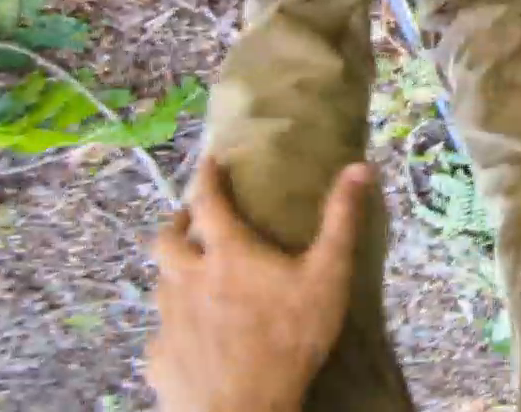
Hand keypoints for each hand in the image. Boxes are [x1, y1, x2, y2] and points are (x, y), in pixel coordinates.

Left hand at [146, 157, 373, 411]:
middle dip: (177, 222)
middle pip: (165, 242)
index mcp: (228, 255)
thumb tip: (360, 166)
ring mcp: (168, 323)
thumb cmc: (290, 337)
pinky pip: (161, 330)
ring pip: (160, 284)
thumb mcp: (329, 273)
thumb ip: (342, 219)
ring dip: (174, 268)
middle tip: (193, 216)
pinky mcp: (160, 360)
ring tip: (194, 270)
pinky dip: (174, 318)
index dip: (206, 177)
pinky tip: (193, 330)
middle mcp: (189, 281)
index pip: (208, 203)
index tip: (208, 160)